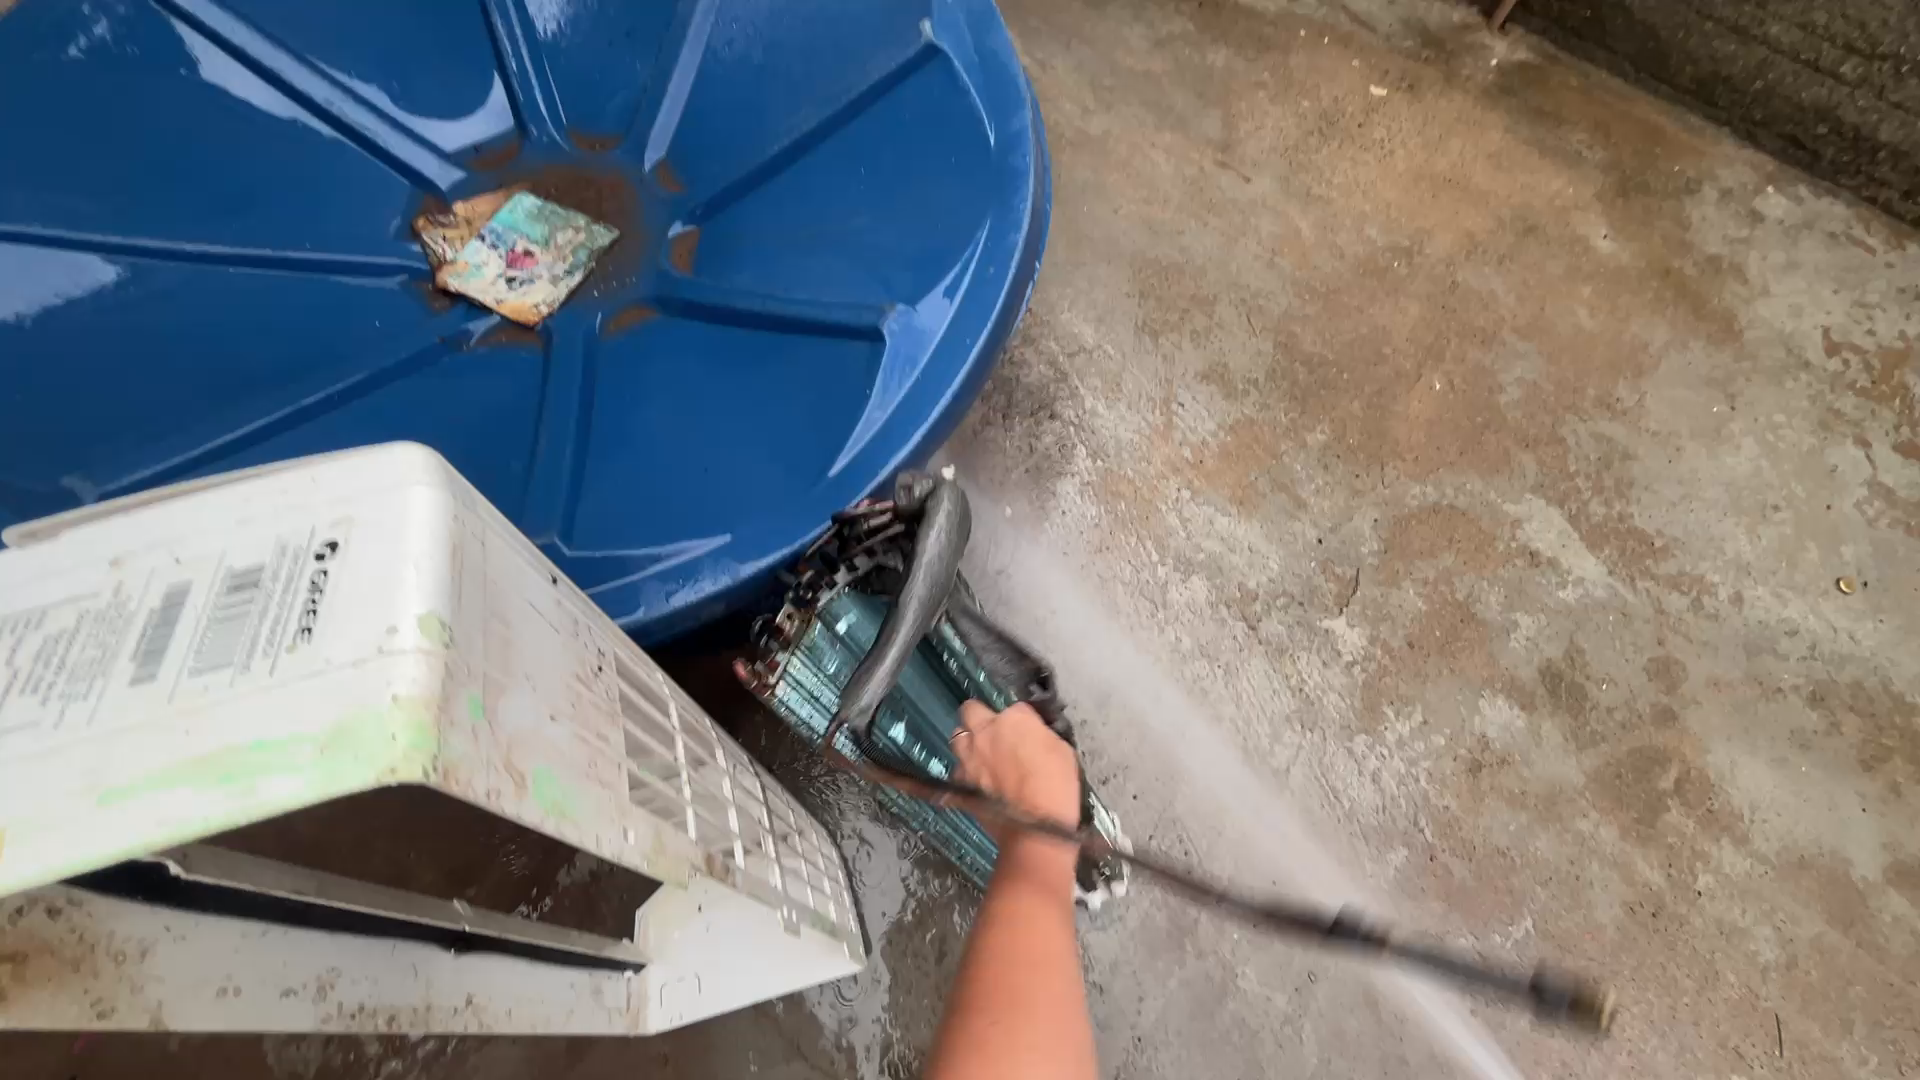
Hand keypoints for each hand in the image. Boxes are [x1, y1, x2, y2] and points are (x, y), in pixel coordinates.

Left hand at [950, 701, 1080, 842]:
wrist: (1036, 828)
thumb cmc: (1056, 787)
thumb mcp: (1062, 750)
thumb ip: (1040, 735)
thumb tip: (1032, 736)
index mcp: (1014, 718)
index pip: (1014, 707)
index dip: (1020, 721)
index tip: (1025, 732)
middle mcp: (985, 731)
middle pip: (970, 709)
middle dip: (978, 717)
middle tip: (991, 732)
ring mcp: (968, 756)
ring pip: (957, 737)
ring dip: (968, 743)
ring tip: (980, 756)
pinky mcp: (960, 781)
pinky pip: (957, 769)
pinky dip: (966, 773)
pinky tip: (977, 783)